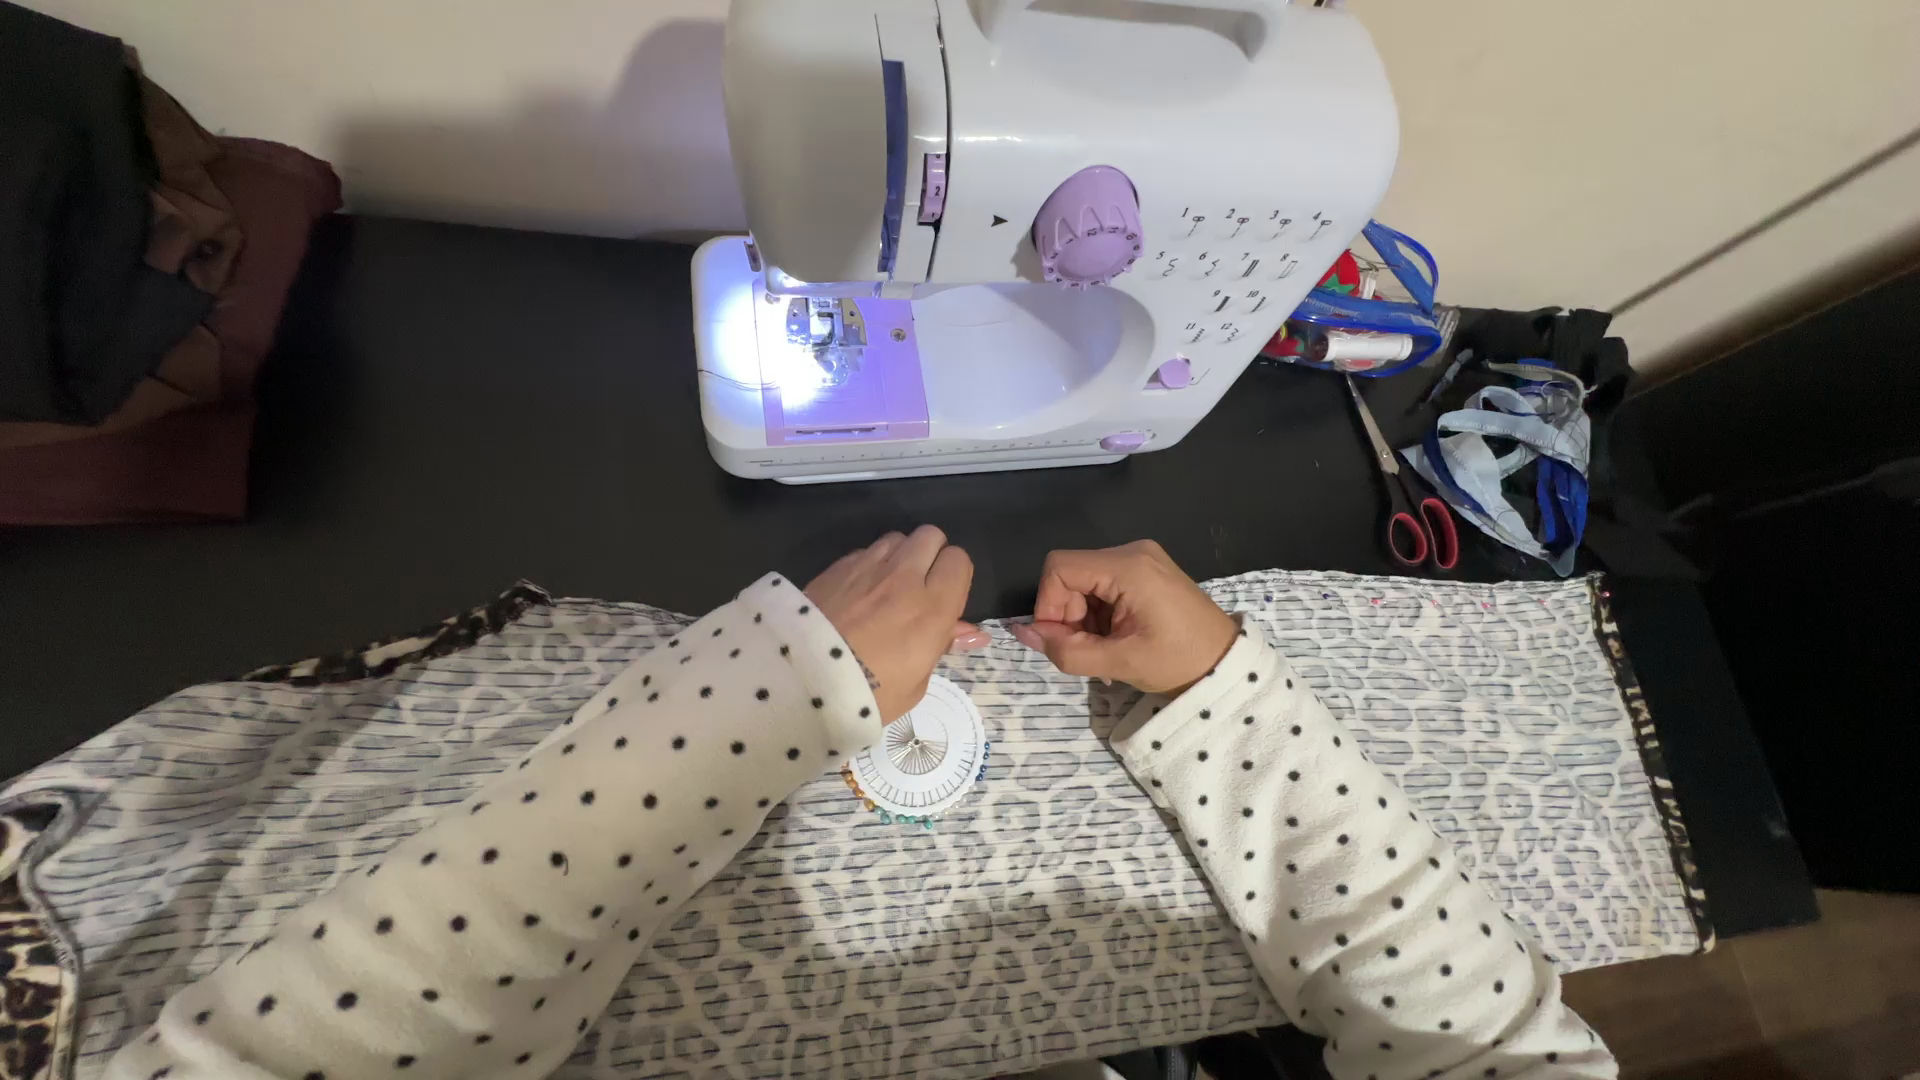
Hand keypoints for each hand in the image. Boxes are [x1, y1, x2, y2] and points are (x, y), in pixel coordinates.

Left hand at [804, 526, 974, 721]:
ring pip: (898, 537)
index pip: (959, 560)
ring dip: (901, 555)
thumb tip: (971, 632)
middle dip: (932, 555)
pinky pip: (866, 550)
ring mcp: (868, 567)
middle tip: (922, 585)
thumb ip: (943, 646)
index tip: (946, 597)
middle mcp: (904, 577)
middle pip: (931, 536)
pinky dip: (870, 564)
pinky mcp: (838, 566)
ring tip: (890, 584)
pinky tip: (860, 590)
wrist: (803, 683)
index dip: (956, 575)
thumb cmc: (869, 694)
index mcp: (932, 607)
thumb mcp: (915, 683)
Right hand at [1010, 540, 1235, 694]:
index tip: (1059, 638)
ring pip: (1083, 580)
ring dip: (1082, 616)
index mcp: (1128, 567)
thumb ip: (1066, 649)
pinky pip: (1102, 583)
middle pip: (1071, 573)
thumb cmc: (1179, 662)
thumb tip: (1021, 632)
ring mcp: (1140, 558)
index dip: (1048, 603)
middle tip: (1087, 648)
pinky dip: (1097, 611)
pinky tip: (1116, 634)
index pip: (1059, 567)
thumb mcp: (1119, 662)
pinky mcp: (1144, 569)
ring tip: (1106, 645)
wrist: (1227, 664)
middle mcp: (1132, 552)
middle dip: (1067, 613)